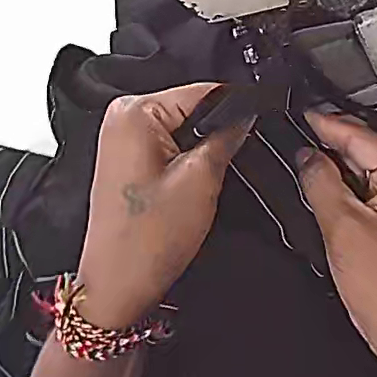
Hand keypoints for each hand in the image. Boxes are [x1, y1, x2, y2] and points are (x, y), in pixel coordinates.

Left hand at [77, 83, 250, 329]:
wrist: (117, 286)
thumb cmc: (146, 240)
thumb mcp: (202, 178)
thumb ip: (228, 134)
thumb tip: (246, 112)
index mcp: (135, 111)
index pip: (204, 90)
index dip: (238, 109)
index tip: (259, 127)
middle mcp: (122, 116)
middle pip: (194, 106)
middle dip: (218, 131)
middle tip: (229, 164)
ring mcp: (122, 136)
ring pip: (186, 126)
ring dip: (204, 147)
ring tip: (208, 178)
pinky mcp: (128, 157)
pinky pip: (171, 142)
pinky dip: (189, 157)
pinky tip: (193, 182)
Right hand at [294, 111, 376, 366]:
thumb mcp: (343, 228)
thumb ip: (320, 181)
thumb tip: (307, 155)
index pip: (362, 137)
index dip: (325, 126)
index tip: (302, 114)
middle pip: (366, 149)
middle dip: (330, 149)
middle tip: (295, 144)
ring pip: (367, 167)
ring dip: (338, 170)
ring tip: (306, 170)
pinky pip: (373, 186)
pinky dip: (350, 188)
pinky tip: (327, 192)